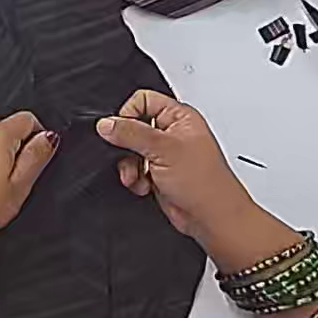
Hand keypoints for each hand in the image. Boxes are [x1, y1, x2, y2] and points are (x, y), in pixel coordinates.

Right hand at [97, 90, 301, 273]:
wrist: (210, 217)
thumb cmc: (205, 183)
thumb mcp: (163, 150)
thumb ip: (131, 134)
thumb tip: (107, 124)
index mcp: (179, 117)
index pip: (143, 100)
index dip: (129, 114)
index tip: (123, 131)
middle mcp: (172, 133)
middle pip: (134, 126)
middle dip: (128, 145)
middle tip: (132, 155)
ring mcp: (165, 154)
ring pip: (131, 150)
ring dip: (130, 165)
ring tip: (138, 175)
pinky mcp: (158, 172)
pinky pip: (134, 168)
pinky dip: (135, 178)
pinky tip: (144, 185)